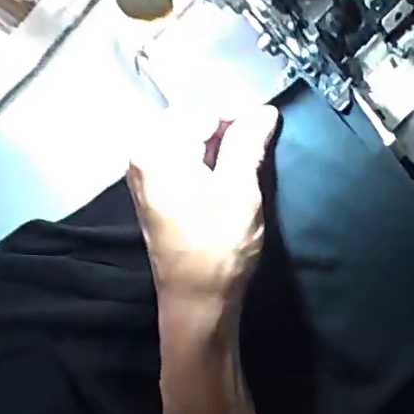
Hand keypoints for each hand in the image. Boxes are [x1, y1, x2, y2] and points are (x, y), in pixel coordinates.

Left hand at [127, 106, 280, 326]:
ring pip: (190, 144)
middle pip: (193, 124)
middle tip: (262, 149)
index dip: (241, 116)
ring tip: (249, 167)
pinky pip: (184, 164)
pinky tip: (229, 181)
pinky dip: (208, 165)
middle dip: (230, 131)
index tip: (271, 129)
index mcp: (156, 149)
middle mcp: (142, 157)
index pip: (205, 111)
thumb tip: (264, 111)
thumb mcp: (240, 190)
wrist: (198, 302)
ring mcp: (146, 178)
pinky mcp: (156, 197)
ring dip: (221, 150)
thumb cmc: (219, 246)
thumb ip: (249, 142)